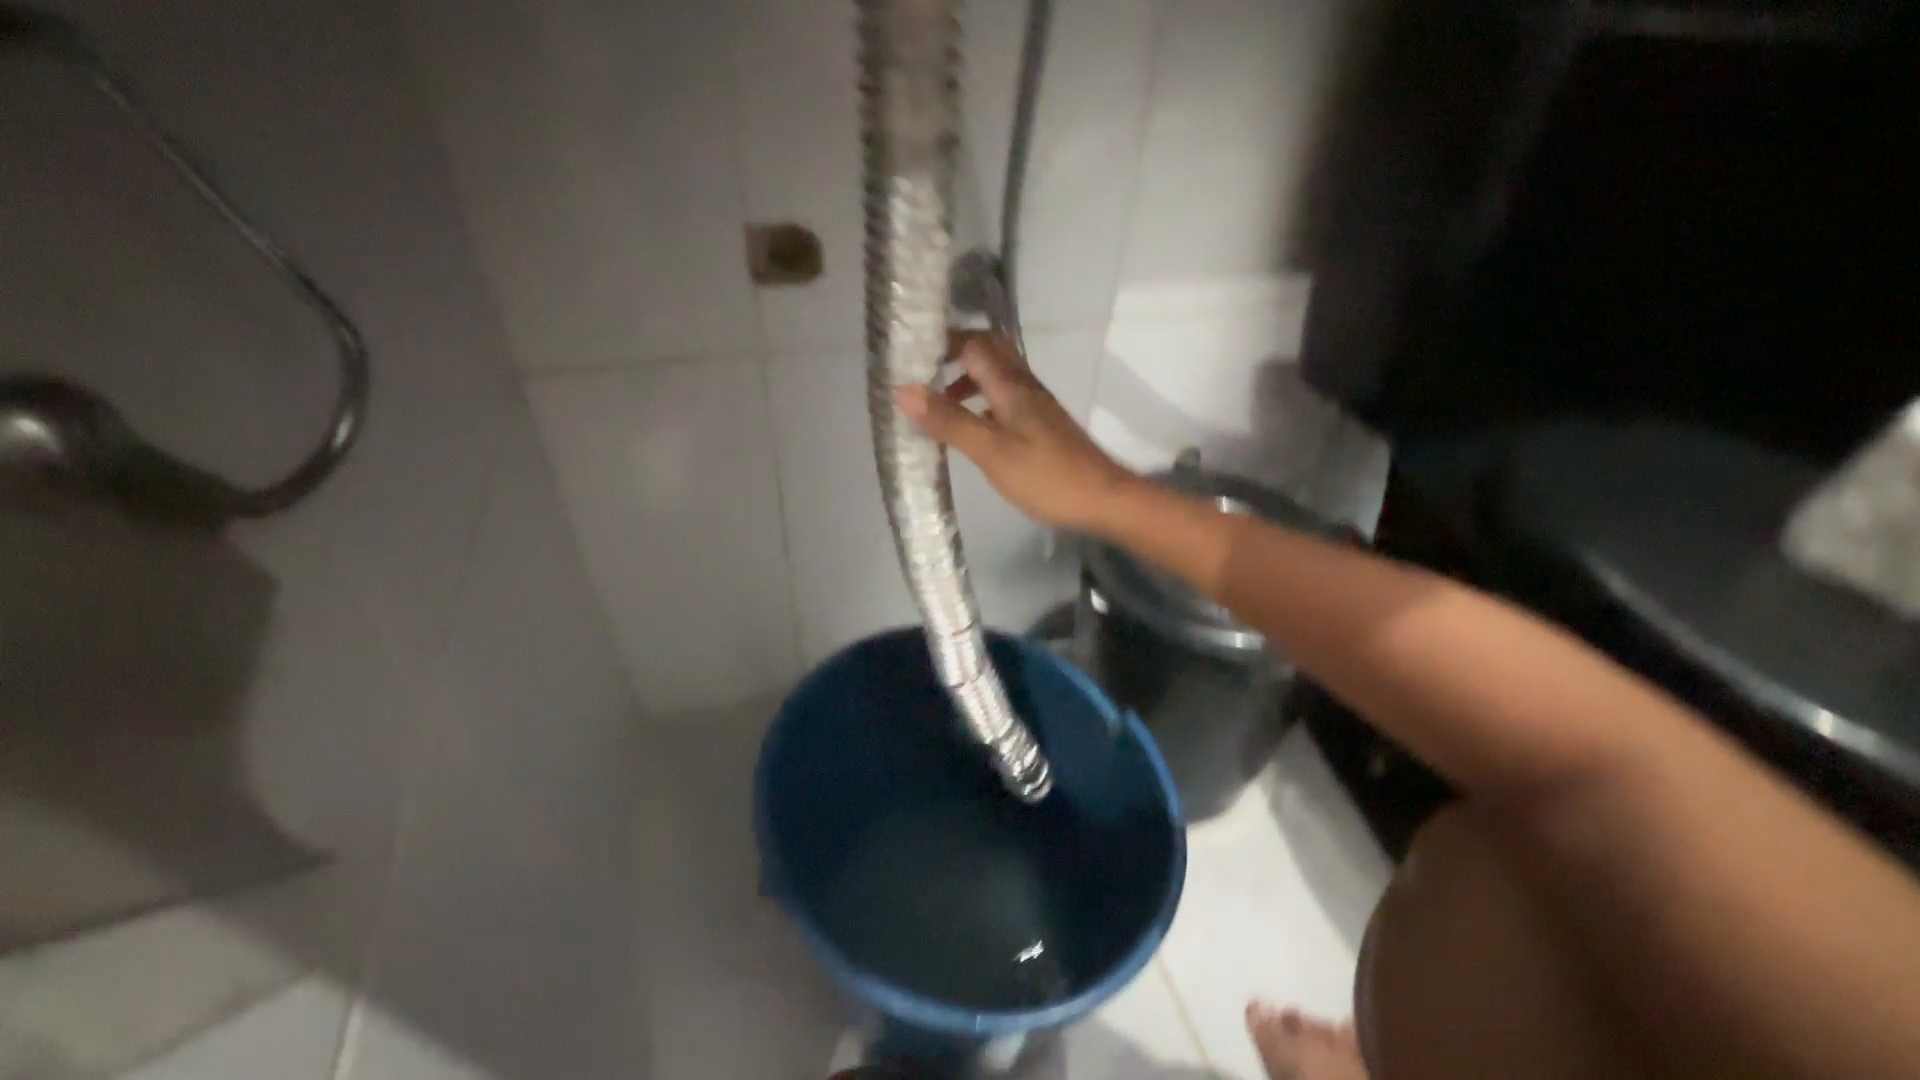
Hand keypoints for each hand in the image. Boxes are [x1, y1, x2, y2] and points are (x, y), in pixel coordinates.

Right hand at [895, 331, 1140, 531]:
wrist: (1104, 499)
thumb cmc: (1046, 477)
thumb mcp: (991, 451)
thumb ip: (950, 421)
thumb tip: (904, 390)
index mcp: (1011, 386)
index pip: (973, 344)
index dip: (942, 341)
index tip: (909, 351)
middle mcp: (1025, 386)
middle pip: (990, 351)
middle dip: (956, 352)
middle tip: (924, 369)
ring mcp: (1037, 405)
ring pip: (998, 375)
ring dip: (968, 379)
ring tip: (939, 402)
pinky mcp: (1043, 425)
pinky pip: (1006, 398)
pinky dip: (982, 402)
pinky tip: (973, 427)